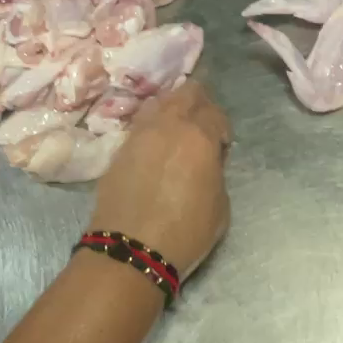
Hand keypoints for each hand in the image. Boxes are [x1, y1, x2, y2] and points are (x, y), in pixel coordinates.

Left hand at [88, 81, 229, 277]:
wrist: (131, 251)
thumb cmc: (186, 232)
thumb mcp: (220, 204)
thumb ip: (215, 171)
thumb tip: (207, 161)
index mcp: (199, 136)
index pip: (216, 112)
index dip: (223, 127)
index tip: (222, 147)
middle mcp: (168, 125)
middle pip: (186, 92)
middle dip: (199, 103)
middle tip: (202, 127)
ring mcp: (139, 134)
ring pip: (159, 102)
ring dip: (172, 110)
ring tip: (176, 133)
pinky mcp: (119, 149)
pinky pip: (140, 125)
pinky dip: (152, 128)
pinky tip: (155, 150)